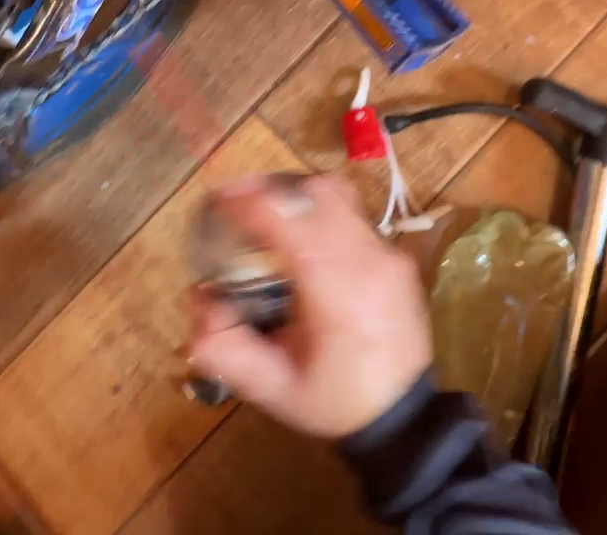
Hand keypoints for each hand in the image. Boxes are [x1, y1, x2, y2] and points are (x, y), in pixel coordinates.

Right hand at [187, 173, 432, 438]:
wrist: (407, 416)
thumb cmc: (336, 400)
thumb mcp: (274, 389)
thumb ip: (228, 349)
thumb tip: (199, 300)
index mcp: (338, 293)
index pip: (293, 223)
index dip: (252, 202)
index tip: (220, 200)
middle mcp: (368, 261)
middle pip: (316, 194)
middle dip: (270, 189)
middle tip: (236, 201)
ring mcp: (388, 253)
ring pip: (337, 194)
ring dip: (296, 195)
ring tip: (268, 212)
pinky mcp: (396, 254)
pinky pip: (353, 212)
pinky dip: (320, 210)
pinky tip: (302, 236)